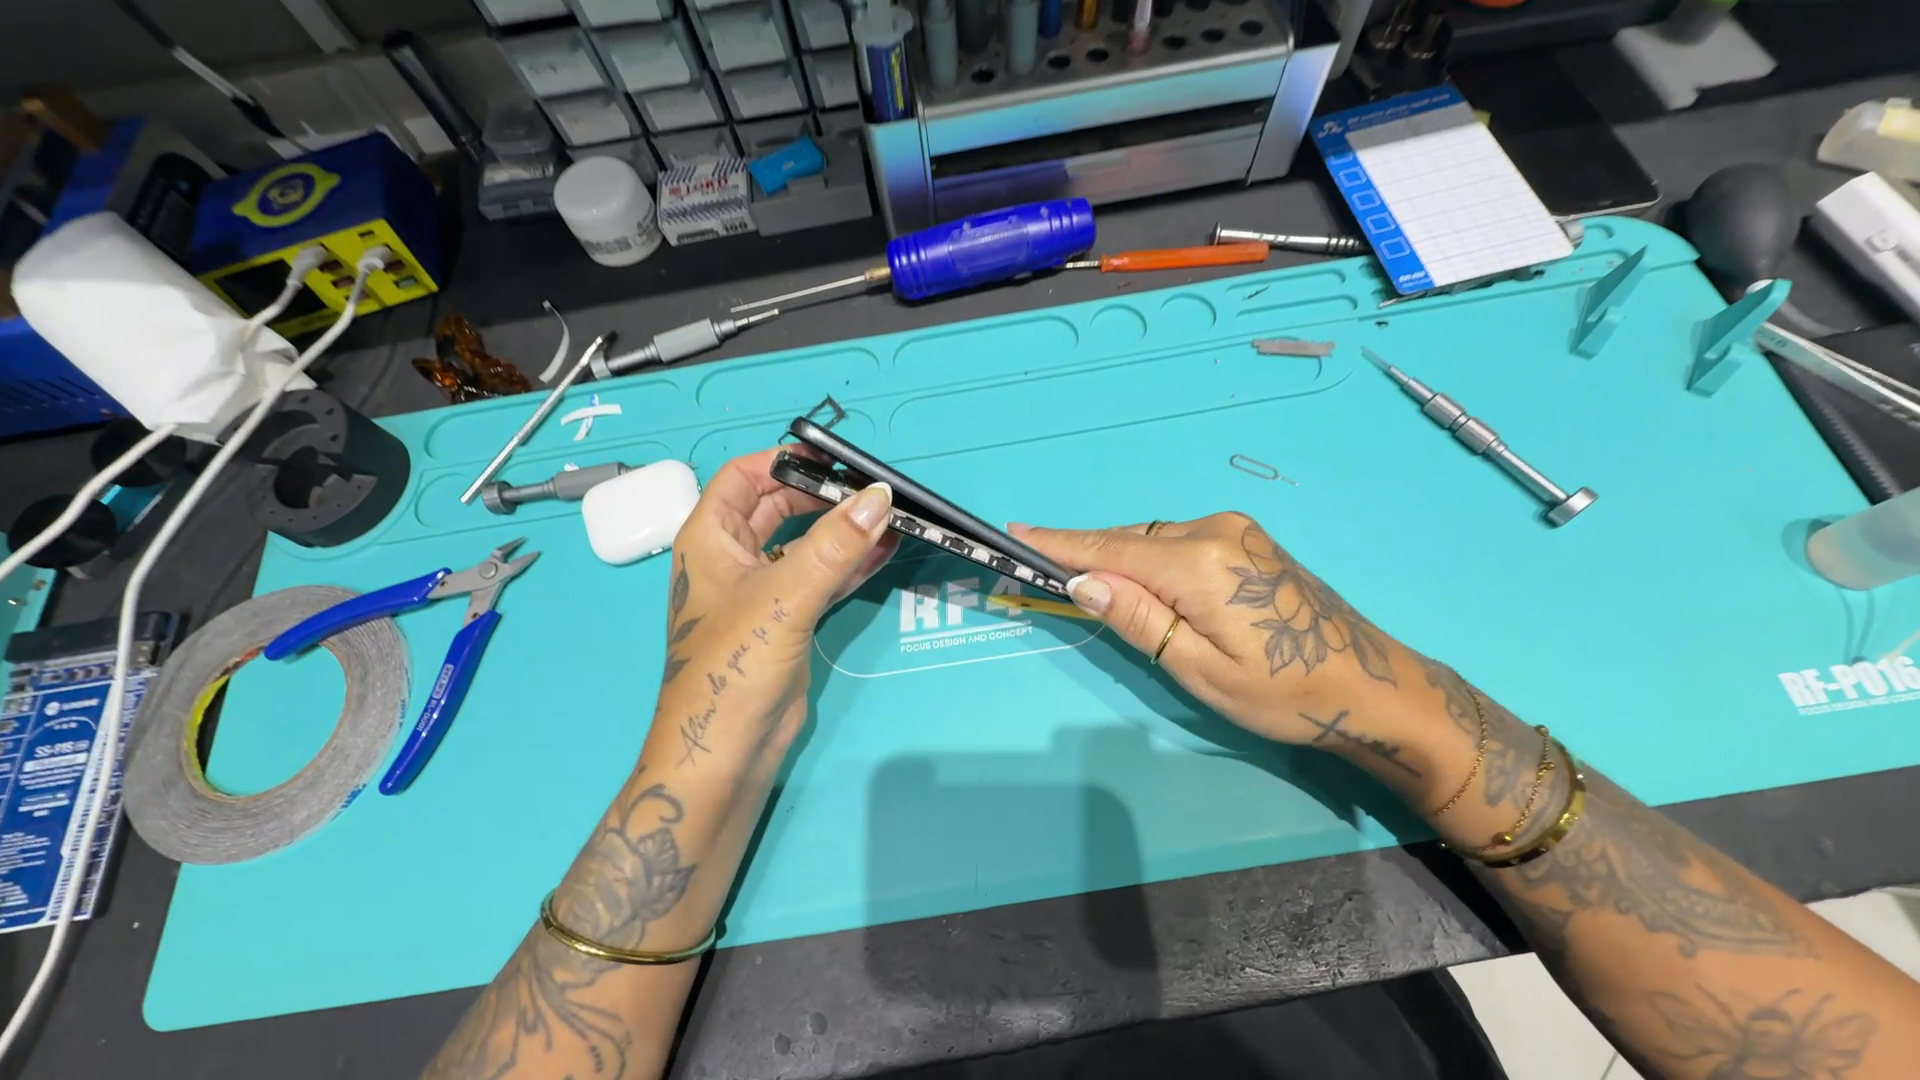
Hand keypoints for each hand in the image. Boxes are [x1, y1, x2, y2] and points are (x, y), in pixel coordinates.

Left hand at [645, 448, 897, 778]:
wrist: (726, 748)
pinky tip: (884, 552)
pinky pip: (820, 578)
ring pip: (804, 544)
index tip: (836, 458)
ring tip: (890, 518)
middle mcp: (731, 557)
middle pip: (779, 507)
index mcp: (710, 537)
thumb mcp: (784, 596)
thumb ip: (834, 545)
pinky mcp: (785, 620)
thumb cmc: (736, 662)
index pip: (744, 476)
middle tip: (873, 492)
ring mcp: (760, 590)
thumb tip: (880, 497)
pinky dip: (849, 564)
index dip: (786, 460)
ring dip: (842, 530)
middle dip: (824, 497)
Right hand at [1010, 514, 1408, 746]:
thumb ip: (1139, 619)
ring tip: (1087, 583)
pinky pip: (1178, 542)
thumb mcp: (1199, 670)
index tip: (1016, 533)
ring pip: (1152, 540)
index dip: (1059, 545)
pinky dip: (1148, 558)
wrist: (1369, 685)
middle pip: (1127, 541)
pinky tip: (1141, 581)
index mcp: (1197, 563)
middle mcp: (1213, 530)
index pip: (1108, 550)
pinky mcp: (1247, 540)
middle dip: (1085, 555)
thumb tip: (1082, 582)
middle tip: (1041, 569)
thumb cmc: (1281, 693)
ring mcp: (1235, 531)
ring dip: (1118, 559)